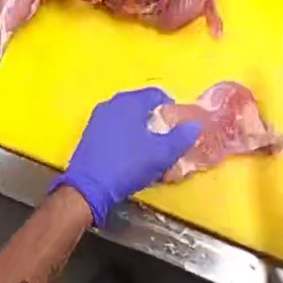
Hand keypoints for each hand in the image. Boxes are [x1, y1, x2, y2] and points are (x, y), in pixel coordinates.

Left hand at [52, 87, 200, 225]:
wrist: (88, 188)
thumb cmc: (127, 165)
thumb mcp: (161, 154)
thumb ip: (180, 138)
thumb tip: (194, 127)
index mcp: (129, 102)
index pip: (156, 95)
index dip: (170, 108)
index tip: (177, 125)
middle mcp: (111, 104)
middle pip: (140, 106)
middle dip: (154, 120)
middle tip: (165, 139)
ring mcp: (97, 119)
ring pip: (125, 119)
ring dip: (139, 130)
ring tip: (148, 149)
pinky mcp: (88, 136)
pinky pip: (113, 130)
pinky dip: (124, 138)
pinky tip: (129, 156)